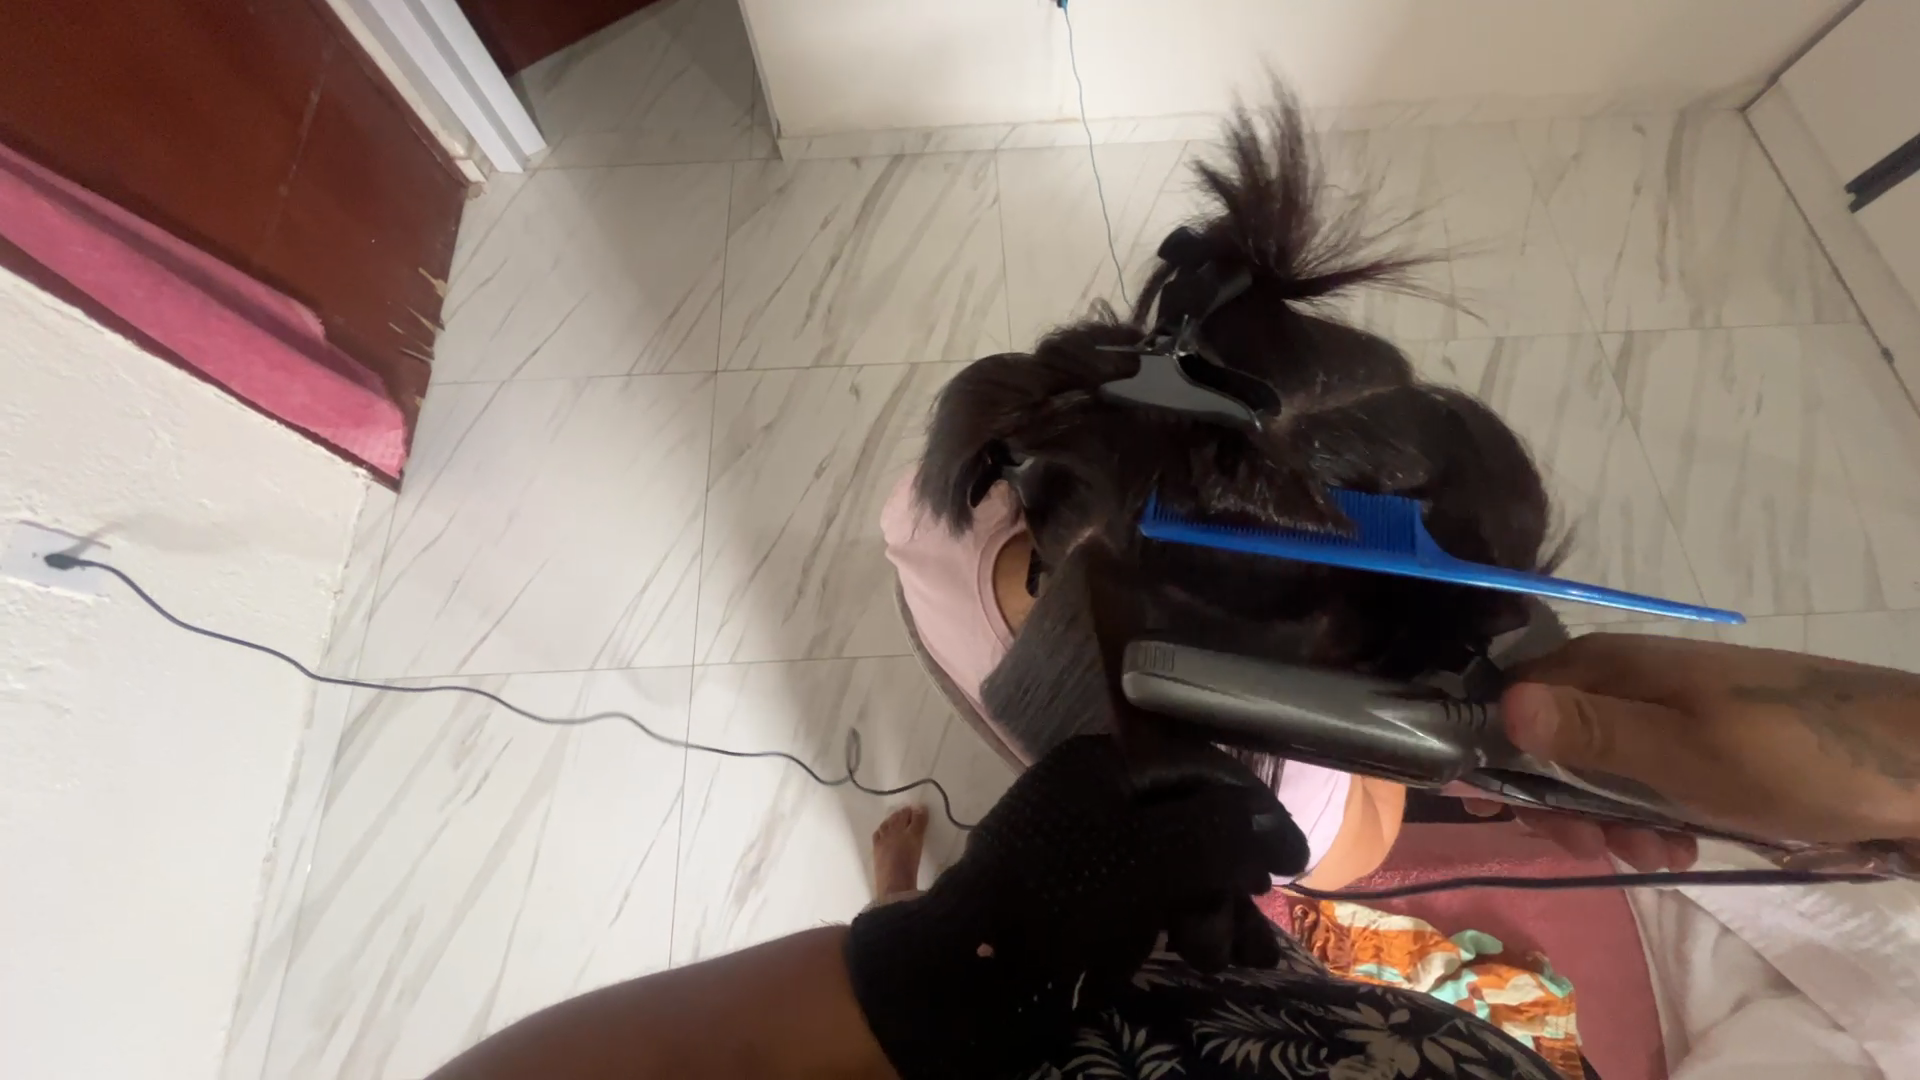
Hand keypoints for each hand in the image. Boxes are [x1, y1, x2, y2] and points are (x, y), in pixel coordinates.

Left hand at [844, 735, 1305, 1079]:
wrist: (973, 965)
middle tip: (1255, 918)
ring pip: (1164, 862)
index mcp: (1102, 763)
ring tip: (1224, 955)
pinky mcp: (1071, 886)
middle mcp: (1090, 791)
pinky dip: (1169, 918)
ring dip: (1204, 907)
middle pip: (1183, 820)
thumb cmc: (1067, 895)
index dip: (1253, 811)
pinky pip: (1135, 890)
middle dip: (1225, 874)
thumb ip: (1219, 831)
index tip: (1296, 859)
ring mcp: (1077, 839)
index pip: (1197, 769)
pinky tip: (1196, 953)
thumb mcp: (1156, 857)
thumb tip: (1263, 822)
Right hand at [1494, 633, 1919, 856]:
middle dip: (1556, 798)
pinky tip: (1676, 841)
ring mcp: (1657, 704)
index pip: (1507, 701)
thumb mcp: (1685, 752)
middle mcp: (1615, 677)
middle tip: (1591, 848)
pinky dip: (1645, 810)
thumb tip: (1503, 707)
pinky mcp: (1694, 734)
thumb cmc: (1797, 758)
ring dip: (1604, 814)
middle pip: (1545, 736)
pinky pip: (1640, 771)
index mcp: (1599, 666)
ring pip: (1592, 761)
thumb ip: (1590, 732)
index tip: (1505, 813)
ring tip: (1649, 853)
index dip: (1494, 756)